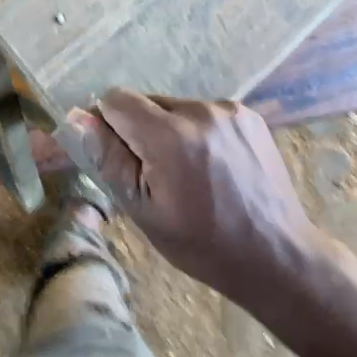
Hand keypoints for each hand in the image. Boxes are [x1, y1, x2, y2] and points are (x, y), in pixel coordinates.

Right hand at [59, 91, 330, 306]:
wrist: (277, 256)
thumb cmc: (201, 244)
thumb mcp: (143, 211)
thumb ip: (108, 159)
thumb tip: (78, 118)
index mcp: (171, 137)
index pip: (116, 99)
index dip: (109, 125)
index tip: (122, 158)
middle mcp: (201, 111)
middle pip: (147, 103)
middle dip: (142, 132)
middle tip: (159, 177)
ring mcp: (230, 110)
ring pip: (175, 108)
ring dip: (171, 131)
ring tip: (191, 175)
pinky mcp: (249, 115)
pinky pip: (204, 114)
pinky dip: (199, 133)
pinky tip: (215, 168)